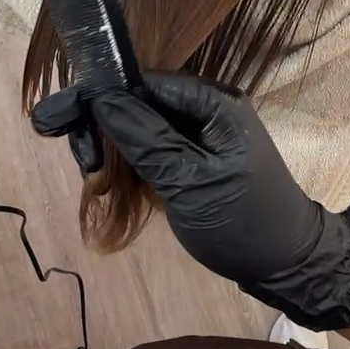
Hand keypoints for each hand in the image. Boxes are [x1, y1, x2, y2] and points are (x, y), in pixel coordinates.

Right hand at [33, 73, 349, 329]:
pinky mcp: (197, 159)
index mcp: (216, 104)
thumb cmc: (241, 223)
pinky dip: (132, 160)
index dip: (104, 95)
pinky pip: (156, 148)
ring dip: (115, 144)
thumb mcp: (188, 182)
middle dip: (105, 122)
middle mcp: (209, 110)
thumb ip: (146, 139)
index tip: (64, 118)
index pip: (147, 82)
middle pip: (143, 102)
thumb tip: (102, 99)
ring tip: (90, 170)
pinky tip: (108, 176)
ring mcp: (203, 136)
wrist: (285, 265)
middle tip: (78, 156)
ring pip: (145, 126)